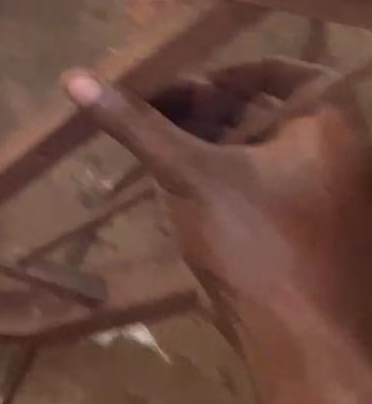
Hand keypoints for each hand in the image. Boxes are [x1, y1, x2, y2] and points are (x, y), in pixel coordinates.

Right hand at [65, 61, 371, 372]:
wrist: (294, 335)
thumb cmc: (257, 242)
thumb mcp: (186, 172)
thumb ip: (133, 122)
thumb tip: (74, 76)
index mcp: (328, 140)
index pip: (303, 77)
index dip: (248, 67)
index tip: (193, 72)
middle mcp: (328, 159)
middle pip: (265, 105)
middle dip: (203, 98)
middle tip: (146, 100)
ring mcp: (308, 191)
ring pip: (249, 138)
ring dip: (195, 127)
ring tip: (142, 129)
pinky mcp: (284, 218)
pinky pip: (243, 170)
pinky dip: (202, 157)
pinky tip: (159, 163)